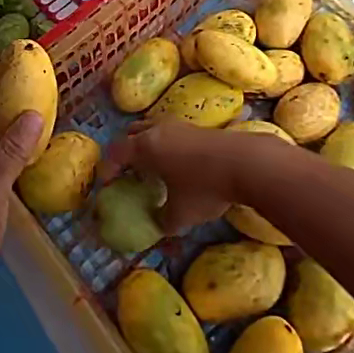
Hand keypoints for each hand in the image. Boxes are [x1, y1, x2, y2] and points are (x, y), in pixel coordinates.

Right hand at [106, 117, 258, 234]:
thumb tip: (158, 226)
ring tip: (154, 167)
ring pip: (154, 129)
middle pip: (132, 133)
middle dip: (126, 151)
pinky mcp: (200, 127)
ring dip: (148, 145)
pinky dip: (168, 145)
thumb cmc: (205, 188)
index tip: (107, 185)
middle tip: (128, 172)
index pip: (116, 152)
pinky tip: (179, 165)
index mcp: (145, 146)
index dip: (108, 169)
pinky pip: (173, 133)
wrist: (246, 163)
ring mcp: (180, 125)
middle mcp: (158, 129)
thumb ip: (163, 221)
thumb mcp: (181, 214)